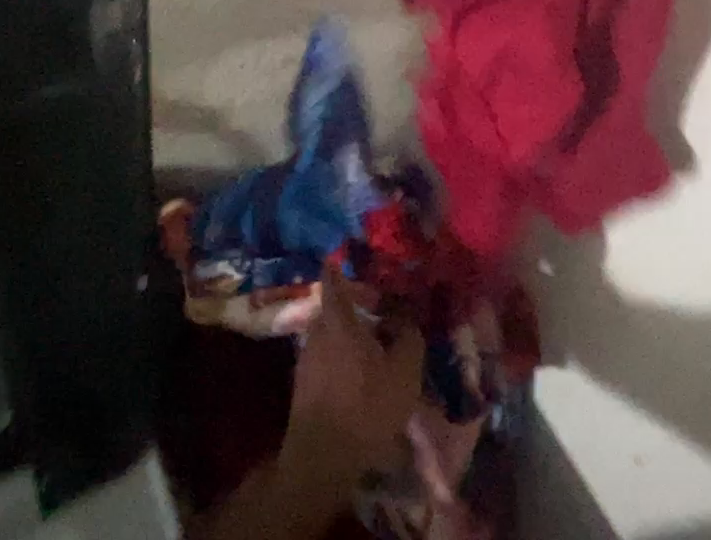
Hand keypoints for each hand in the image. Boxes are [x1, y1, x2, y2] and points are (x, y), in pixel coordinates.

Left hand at [283, 263, 424, 477]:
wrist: (323, 455)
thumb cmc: (367, 406)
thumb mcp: (404, 371)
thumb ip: (408, 337)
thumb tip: (405, 317)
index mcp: (339, 323)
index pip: (334, 283)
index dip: (336, 268)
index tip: (338, 255)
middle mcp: (316, 333)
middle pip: (331, 309)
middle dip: (349, 306)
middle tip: (372, 310)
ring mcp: (305, 359)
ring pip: (327, 335)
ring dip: (345, 334)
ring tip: (370, 345)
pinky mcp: (302, 384)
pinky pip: (323, 357)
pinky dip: (338, 356)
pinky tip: (356, 374)